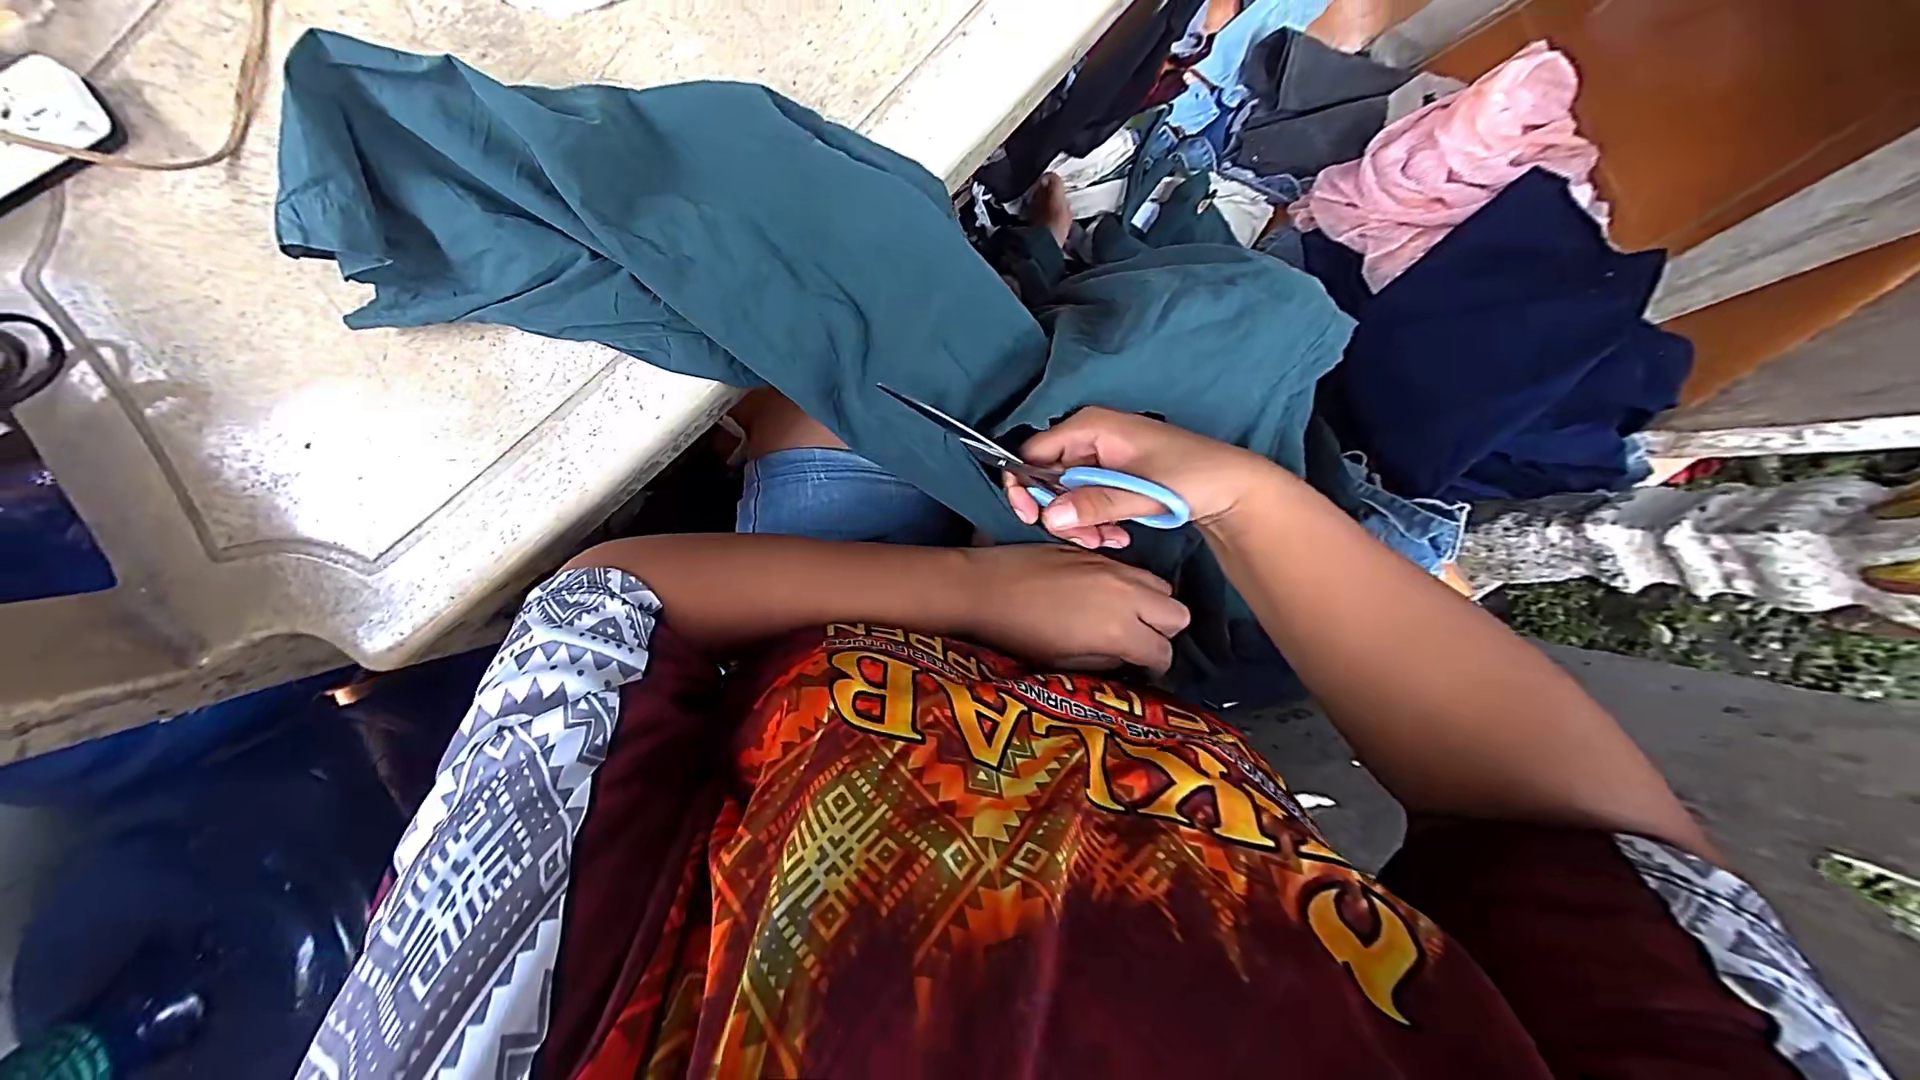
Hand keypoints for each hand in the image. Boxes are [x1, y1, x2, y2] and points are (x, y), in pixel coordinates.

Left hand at [956, 544, 1189, 673]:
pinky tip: (1103, 595)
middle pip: (1178, 613)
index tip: (1142, 670)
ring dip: (1151, 603)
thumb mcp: (1066, 661)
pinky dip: (1130, 585)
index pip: (1164, 652)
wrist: (983, 588)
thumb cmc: (1018, 634)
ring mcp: (1112, 567)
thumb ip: (1108, 660)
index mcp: (1120, 630)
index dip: (1156, 667)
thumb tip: (1128, 658)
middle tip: (1138, 641)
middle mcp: (1126, 594)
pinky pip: (1131, 568)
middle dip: (1164, 631)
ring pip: (1160, 585)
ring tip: (1124, 616)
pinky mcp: (1094, 551)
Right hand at [1004, 407, 1291, 548]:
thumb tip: (1050, 516)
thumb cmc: (1194, 476)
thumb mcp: (1143, 491)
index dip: (1026, 484)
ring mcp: (1098, 460)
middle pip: (1046, 478)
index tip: (1033, 516)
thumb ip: (1096, 503)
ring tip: (1108, 540)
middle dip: (1060, 513)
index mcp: (1091, 427)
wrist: (1233, 488)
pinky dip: (1093, 524)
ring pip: (1064, 496)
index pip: (1034, 452)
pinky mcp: (1108, 479)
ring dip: (1079, 524)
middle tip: (1084, 538)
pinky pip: (1083, 503)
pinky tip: (1117, 536)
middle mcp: (1089, 439)